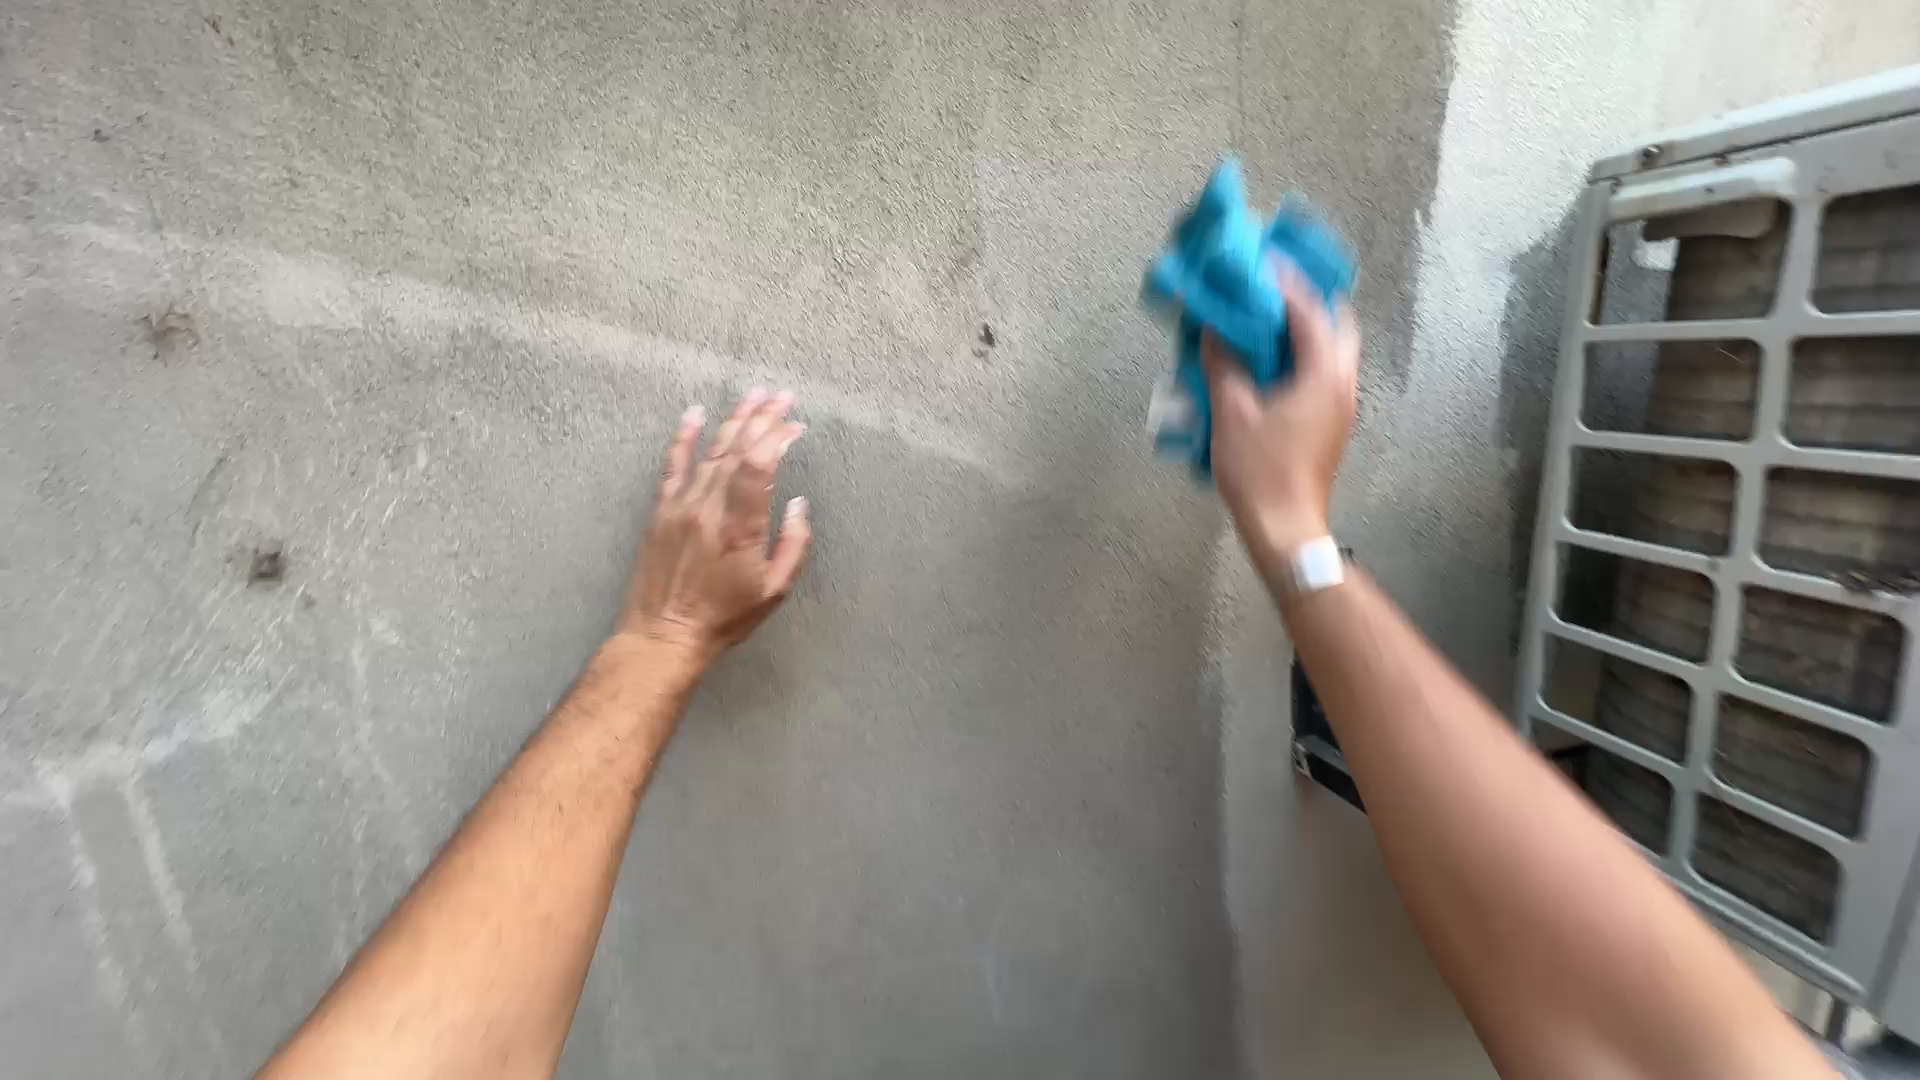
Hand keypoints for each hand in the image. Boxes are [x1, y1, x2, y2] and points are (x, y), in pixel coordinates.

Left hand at [615, 388, 811, 666]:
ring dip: (734, 420)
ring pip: (711, 451)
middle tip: (782, 396)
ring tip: (754, 396)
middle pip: (737, 450)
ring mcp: (682, 506)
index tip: (795, 425)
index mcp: (741, 528)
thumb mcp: (775, 590)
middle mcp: (710, 509)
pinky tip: (696, 413)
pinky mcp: (662, 510)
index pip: (758, 466)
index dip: (778, 438)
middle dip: (762, 418)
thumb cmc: (724, 618)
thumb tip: (797, 506)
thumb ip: (794, 544)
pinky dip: (685, 436)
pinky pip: (673, 464)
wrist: (663, 634)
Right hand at [1202, 267, 1360, 576]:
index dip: (1285, 284)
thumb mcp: (1231, 413)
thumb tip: (1214, 331)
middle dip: (1308, 303)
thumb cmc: (1259, 470)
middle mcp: (1342, 384)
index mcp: (1323, 375)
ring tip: (1266, 324)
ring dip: (1305, 332)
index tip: (1262, 262)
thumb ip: (1223, 365)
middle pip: (1337, 326)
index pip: (1310, 312)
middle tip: (1272, 294)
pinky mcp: (1330, 425)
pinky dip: (1301, 357)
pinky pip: (1322, 374)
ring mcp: (1340, 406)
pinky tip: (1269, 366)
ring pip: (1333, 352)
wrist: (1285, 527)